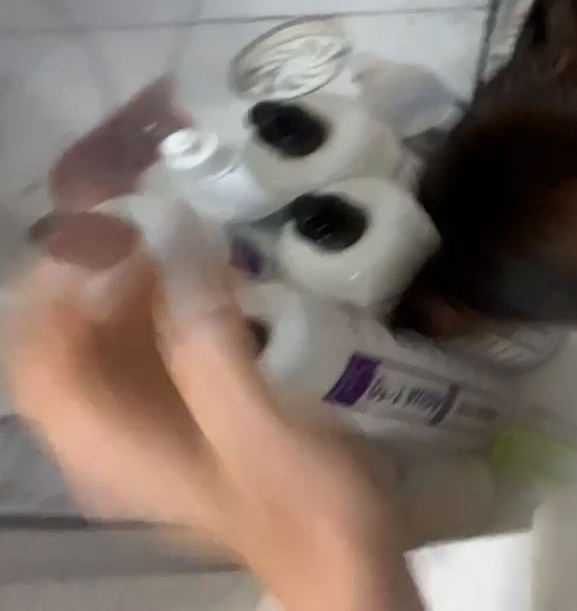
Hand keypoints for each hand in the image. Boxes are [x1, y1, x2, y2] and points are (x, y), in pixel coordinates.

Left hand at [6, 257, 421, 610]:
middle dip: (90, 281)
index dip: (56, 293)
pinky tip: (205, 287)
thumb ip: (216, 357)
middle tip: (140, 215)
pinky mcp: (192, 425)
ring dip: (126, 294)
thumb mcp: (262, 428)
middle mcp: (111, 438)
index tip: (102, 229)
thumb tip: (191, 274)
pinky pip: (154, 363)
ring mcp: (151, 433)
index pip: (45, 361)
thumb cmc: (305, 498)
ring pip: (108, 355)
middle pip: (68, 352)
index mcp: (111, 446)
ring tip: (169, 235)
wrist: (340, 551)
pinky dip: (164, 318)